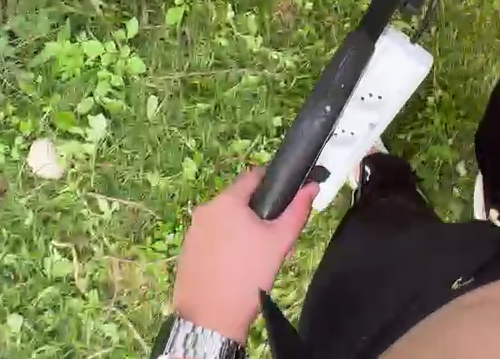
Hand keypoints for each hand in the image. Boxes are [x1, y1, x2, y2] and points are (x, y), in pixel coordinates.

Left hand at [172, 169, 319, 338]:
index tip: (284, 200)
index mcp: (227, 200)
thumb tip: (312, 187)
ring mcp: (193, 231)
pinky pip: (212, 238)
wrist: (210, 321)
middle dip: (257, 213)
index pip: (253, 176)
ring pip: (225, 220)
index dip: (272, 183)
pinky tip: (235, 267)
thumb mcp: (279, 243)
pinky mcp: (187, 251)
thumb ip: (297, 211)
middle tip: (273, 237)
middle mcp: (206, 209)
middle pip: (238, 200)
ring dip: (240, 230)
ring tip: (256, 256)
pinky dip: (225, 245)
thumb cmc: (248, 276)